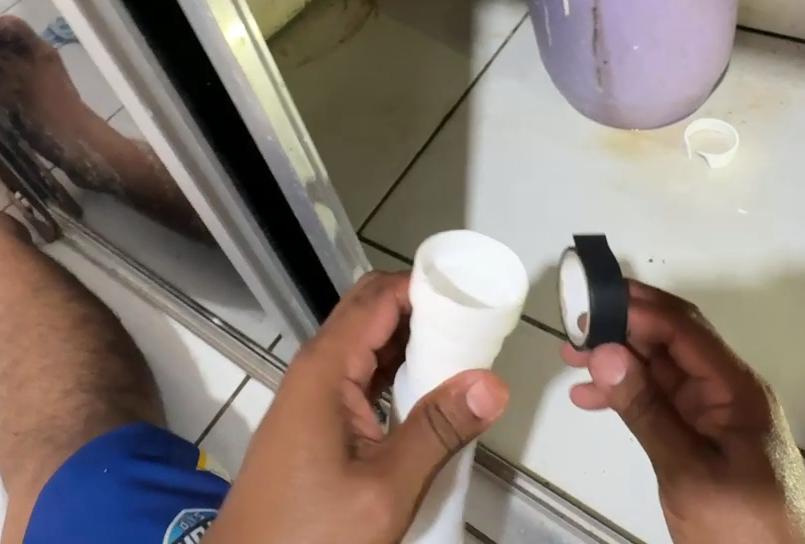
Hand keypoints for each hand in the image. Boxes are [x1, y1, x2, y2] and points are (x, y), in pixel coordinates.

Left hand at [208, 271, 510, 543]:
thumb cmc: (312, 533)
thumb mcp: (384, 489)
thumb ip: (438, 431)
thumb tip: (493, 383)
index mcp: (327, 366)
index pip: (378, 297)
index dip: (422, 285)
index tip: (469, 291)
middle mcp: (316, 367)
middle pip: (370, 311)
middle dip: (420, 307)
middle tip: (471, 319)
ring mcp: (313, 394)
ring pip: (366, 342)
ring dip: (410, 339)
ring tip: (462, 348)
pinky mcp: (316, 420)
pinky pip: (360, 373)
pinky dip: (395, 369)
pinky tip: (428, 388)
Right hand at [561, 281, 801, 543]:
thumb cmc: (744, 528)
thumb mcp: (690, 472)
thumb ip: (646, 411)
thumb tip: (604, 352)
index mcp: (735, 387)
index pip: (682, 328)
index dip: (636, 309)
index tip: (590, 304)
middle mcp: (725, 389)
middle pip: (669, 338)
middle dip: (621, 326)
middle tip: (574, 324)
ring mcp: (712, 412)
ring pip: (658, 366)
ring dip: (617, 358)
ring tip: (571, 358)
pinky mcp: (699, 435)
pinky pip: (657, 398)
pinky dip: (624, 393)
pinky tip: (589, 397)